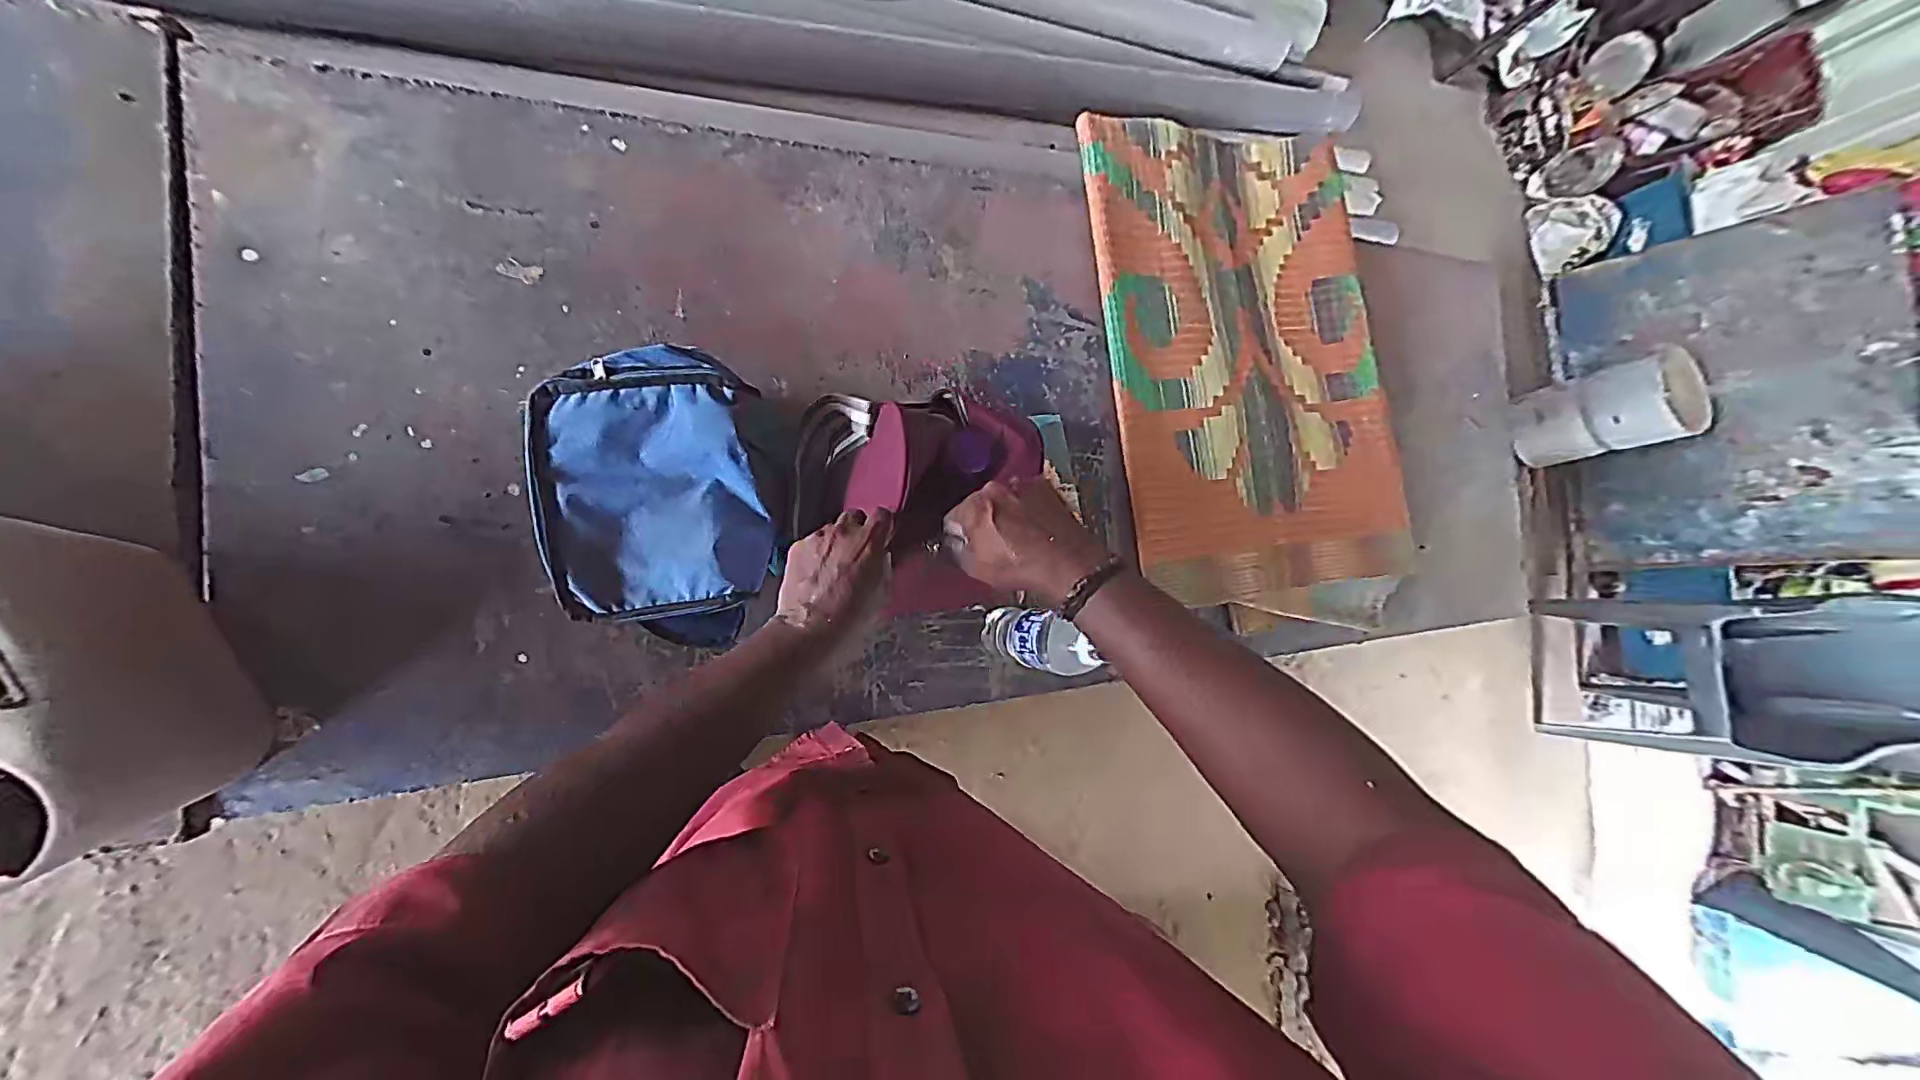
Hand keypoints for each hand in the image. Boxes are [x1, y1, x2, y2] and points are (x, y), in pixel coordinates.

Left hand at [774, 508, 892, 644]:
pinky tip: (816, 575)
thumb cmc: (850, 618)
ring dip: (835, 543)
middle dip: (857, 532)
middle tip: (857, 556)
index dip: (883, 527)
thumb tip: (882, 557)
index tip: (882, 539)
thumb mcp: (882, 593)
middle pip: (855, 518)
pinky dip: (816, 553)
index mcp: (870, 542)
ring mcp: (817, 537)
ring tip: (833, 569)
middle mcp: (844, 532)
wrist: (809, 630)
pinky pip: (811, 542)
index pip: (883, 515)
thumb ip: (884, 566)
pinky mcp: (797, 547)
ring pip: (831, 530)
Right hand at [943, 477, 1111, 605]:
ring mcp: (1023, 485)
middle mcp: (997, 487)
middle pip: (979, 503)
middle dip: (982, 520)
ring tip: (1015, 538)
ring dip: (1005, 513)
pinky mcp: (1046, 488)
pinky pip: (1026, 497)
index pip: (953, 516)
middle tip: (992, 544)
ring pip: (1003, 498)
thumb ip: (957, 549)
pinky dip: (1026, 509)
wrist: (1069, 564)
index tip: (964, 544)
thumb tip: (955, 541)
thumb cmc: (1023, 567)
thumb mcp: (976, 568)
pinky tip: (1033, 530)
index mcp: (974, 504)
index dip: (957, 534)